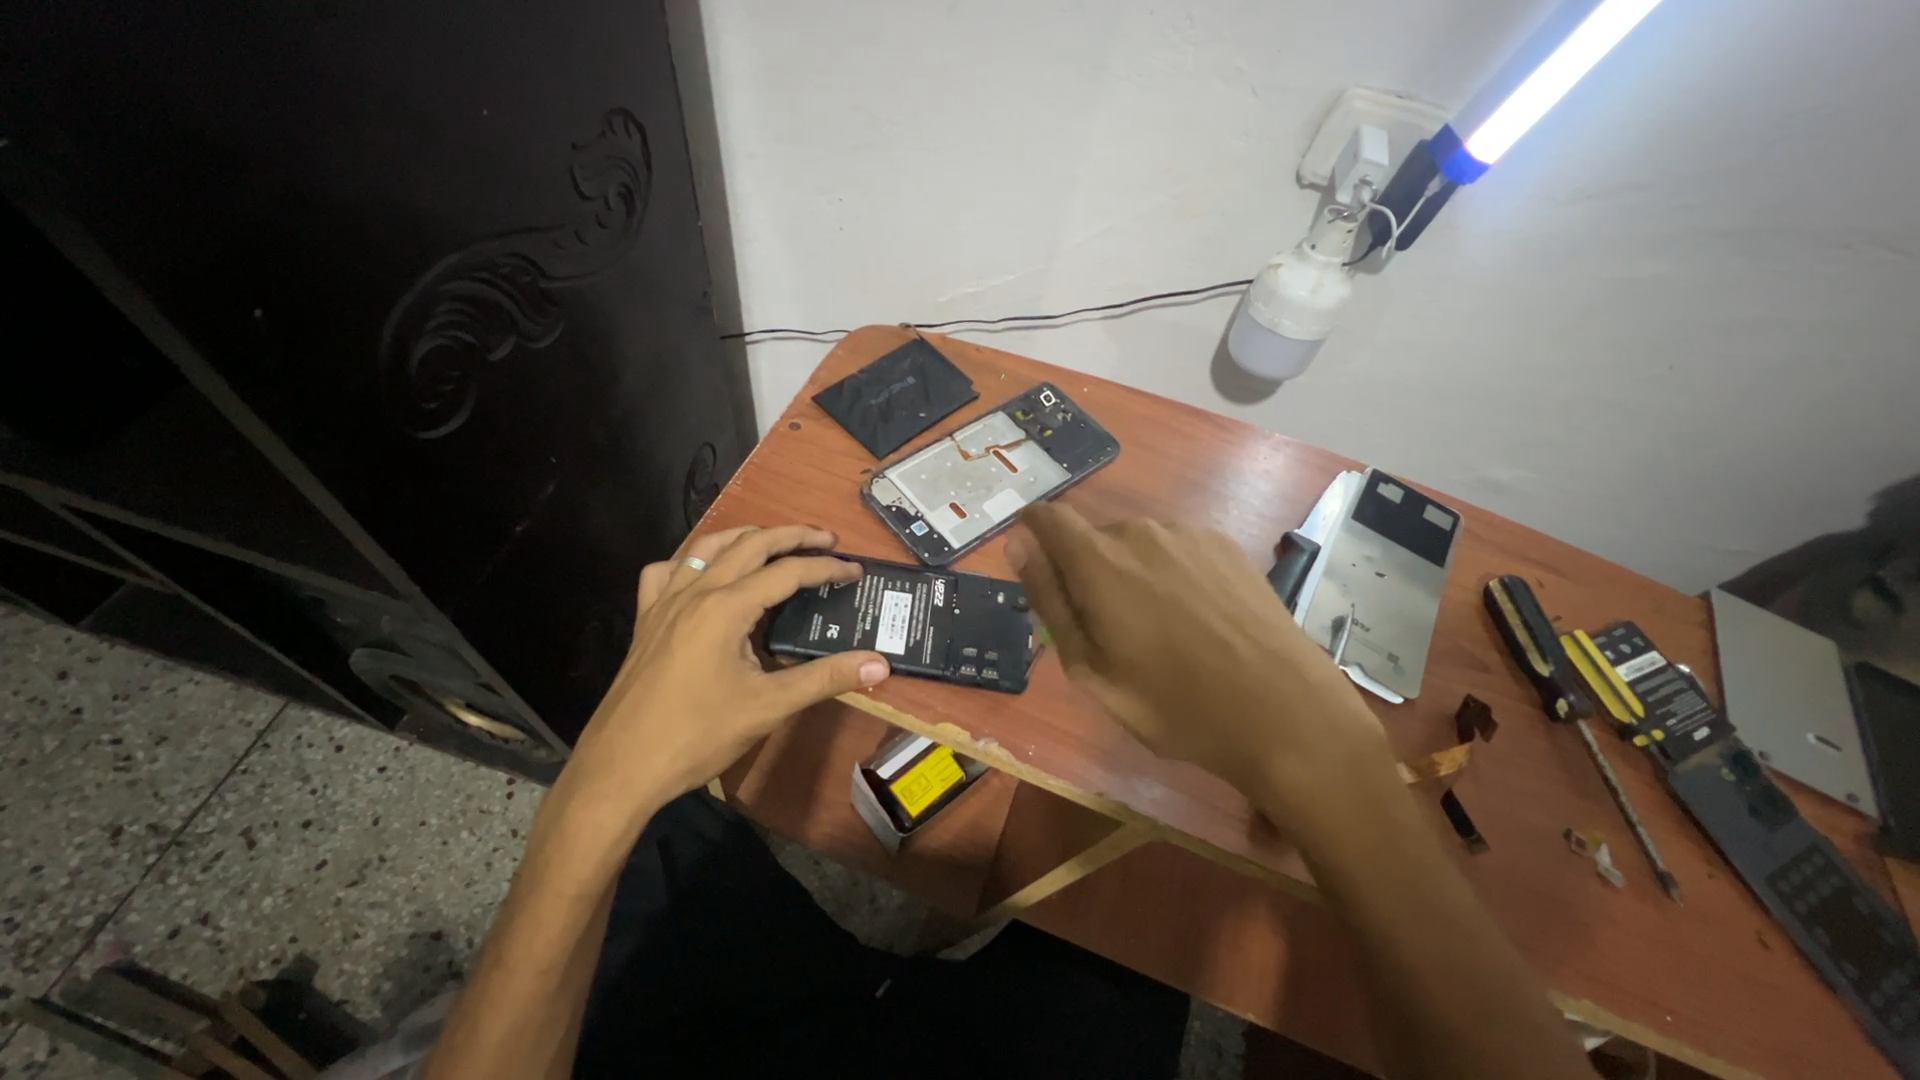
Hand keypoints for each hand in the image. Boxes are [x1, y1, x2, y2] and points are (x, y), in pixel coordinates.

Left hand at [561, 526, 889, 826]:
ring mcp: (664, 604)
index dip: (826, 568)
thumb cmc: (698, 736)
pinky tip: (702, 575)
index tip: (855, 572)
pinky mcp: (645, 622)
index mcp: (725, 607)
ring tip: (775, 542)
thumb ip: (826, 678)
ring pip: (707, 549)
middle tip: (827, 540)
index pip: (787, 572)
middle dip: (792, 536)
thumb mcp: (769, 707)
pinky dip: (691, 562)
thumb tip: (881, 664)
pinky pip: (666, 573)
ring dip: (746, 538)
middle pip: (749, 544)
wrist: (622, 768)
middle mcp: (694, 592)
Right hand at [1008, 504, 1401, 842]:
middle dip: (1088, 574)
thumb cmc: (1174, 705)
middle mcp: (1142, 532)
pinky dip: (1170, 577)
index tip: (1039, 572)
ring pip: (1138, 546)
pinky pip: (1177, 552)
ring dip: (1132, 576)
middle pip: (1094, 539)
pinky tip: (1197, 623)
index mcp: (1099, 561)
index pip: (1048, 518)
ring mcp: (1190, 536)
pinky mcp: (1227, 548)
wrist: (1283, 712)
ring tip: (1160, 635)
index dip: (1033, 534)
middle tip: (1108, 636)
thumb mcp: (1091, 669)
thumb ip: (1050, 601)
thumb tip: (1018, 545)